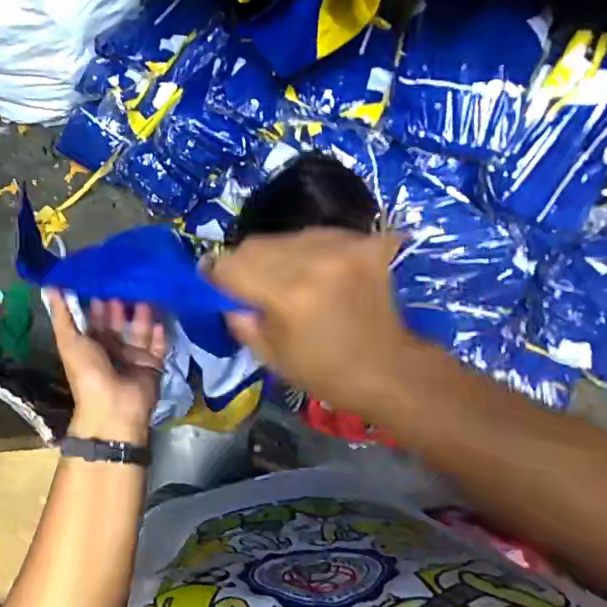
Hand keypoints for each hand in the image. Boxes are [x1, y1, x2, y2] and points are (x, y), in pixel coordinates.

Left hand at [45, 291, 165, 443]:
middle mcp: (111, 351)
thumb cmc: (88, 371)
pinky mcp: (152, 366)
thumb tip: (50, 286)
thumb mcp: (69, 340)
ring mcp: (132, 359)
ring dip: (141, 316)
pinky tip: (159, 319)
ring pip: (139, 331)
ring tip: (144, 297)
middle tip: (126, 285)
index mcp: (90, 346)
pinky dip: (158, 335)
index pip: (95, 320)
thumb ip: (61, 314)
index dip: (98, 304)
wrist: (114, 408)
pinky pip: (158, 347)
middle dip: (121, 307)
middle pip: (118, 324)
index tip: (103, 281)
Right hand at [209, 229, 438, 414]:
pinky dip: (307, 251)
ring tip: (291, 282)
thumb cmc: (325, 371)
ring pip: (282, 237)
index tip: (216, 285)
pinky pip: (313, 235)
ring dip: (276, 256)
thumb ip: (237, 317)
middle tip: (252, 288)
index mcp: (288, 294)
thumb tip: (219, 288)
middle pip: (253, 246)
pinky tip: (318, 273)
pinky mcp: (362, 241)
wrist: (391, 369)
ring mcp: (341, 246)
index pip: (229, 266)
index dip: (216, 276)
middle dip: (244, 265)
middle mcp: (313, 261)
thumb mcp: (267, 355)